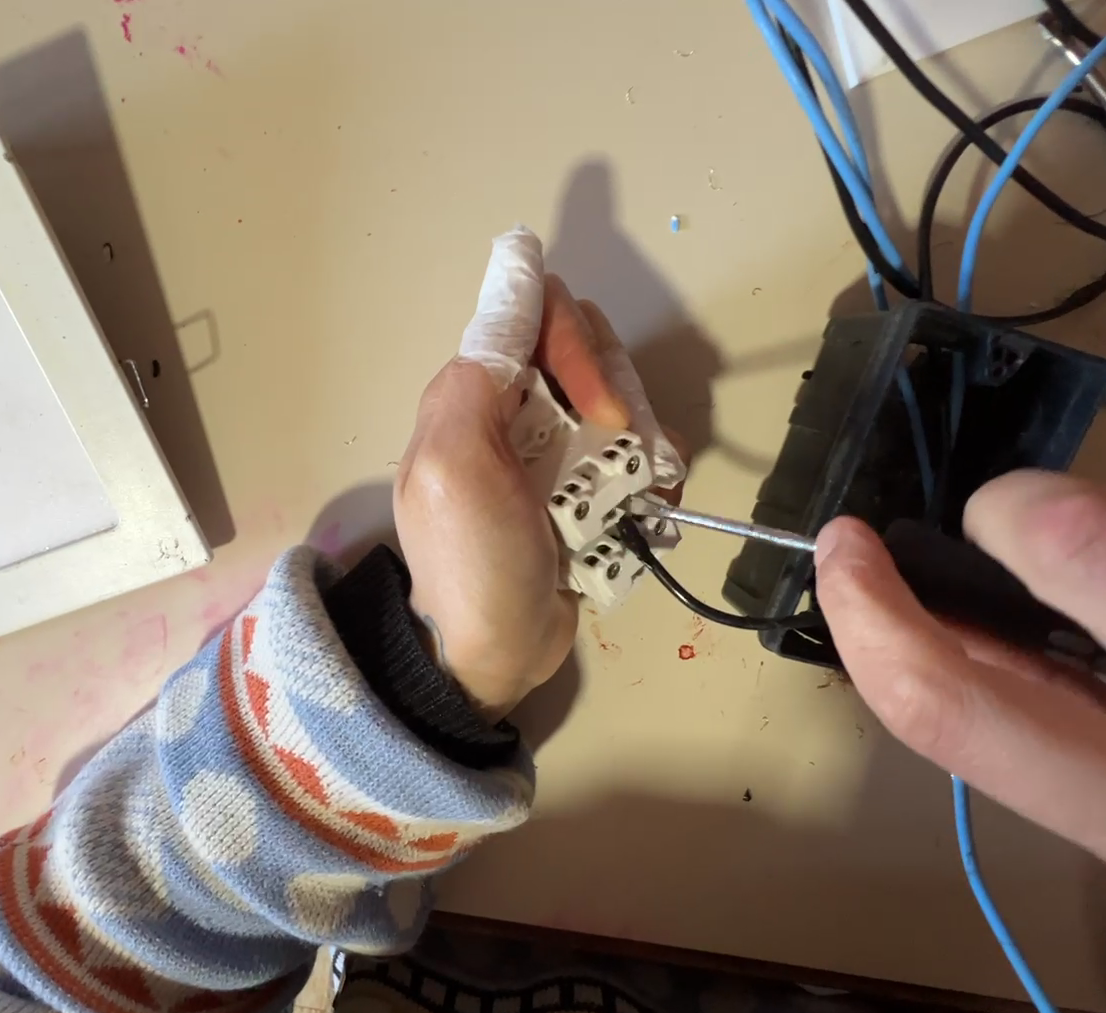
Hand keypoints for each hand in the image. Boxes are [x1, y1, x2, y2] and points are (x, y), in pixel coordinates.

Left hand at [393, 276, 629, 717]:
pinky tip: (652, 503)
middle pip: (585, 352)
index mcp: (472, 397)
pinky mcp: (584, 482)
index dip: (576, 348)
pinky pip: (632, 446)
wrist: (494, 652)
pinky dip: (651, 469)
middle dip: (615, 397)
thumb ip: (478, 374)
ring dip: (641, 438)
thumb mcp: (453, 467)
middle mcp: (511, 411)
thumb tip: (513, 267)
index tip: (598, 411)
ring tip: (642, 490)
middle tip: (619, 454)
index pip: (533, 319)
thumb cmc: (474, 563)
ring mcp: (551, 448)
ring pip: (617, 395)